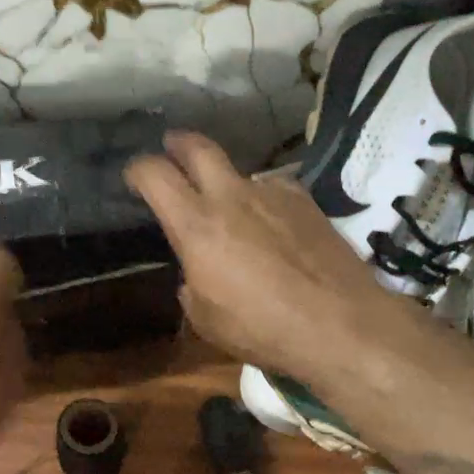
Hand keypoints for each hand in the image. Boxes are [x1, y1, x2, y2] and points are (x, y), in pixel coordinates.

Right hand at [125, 132, 406, 381]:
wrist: (340, 323)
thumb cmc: (263, 330)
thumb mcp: (208, 321)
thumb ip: (193, 287)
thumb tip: (196, 276)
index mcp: (197, 226)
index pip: (155, 175)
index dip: (138, 169)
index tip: (133, 175)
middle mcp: (233, 197)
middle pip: (199, 148)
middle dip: (180, 143)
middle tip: (172, 146)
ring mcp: (274, 194)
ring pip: (242, 173)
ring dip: (229, 183)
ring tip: (232, 206)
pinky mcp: (307, 202)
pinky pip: (274, 190)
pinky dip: (264, 201)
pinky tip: (273, 225)